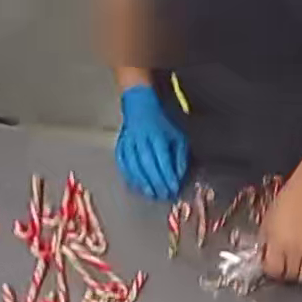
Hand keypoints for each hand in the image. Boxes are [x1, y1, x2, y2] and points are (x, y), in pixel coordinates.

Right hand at [115, 85, 186, 200]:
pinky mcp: (120, 144)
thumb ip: (180, 158)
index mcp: (157, 135)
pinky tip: (136, 186)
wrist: (140, 106)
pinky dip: (129, 176)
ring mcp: (128, 141)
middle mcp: (141, 137)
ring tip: (151, 194)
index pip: (162, 158)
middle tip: (164, 196)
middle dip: (156, 182)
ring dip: (142, 182)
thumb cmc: (163, 126)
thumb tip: (179, 177)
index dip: (168, 175)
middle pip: (147, 163)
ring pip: (133, 164)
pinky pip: (122, 162)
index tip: (174, 189)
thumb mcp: (178, 137)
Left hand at [261, 185, 301, 281]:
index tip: (272, 267)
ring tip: (298, 268)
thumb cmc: (284, 207)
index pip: (274, 269)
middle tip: (285, 268)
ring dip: (300, 275)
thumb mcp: (267, 224)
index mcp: (277, 243)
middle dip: (286, 274)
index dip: (271, 271)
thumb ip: (265, 244)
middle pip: (290, 275)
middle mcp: (294, 249)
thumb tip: (265, 260)